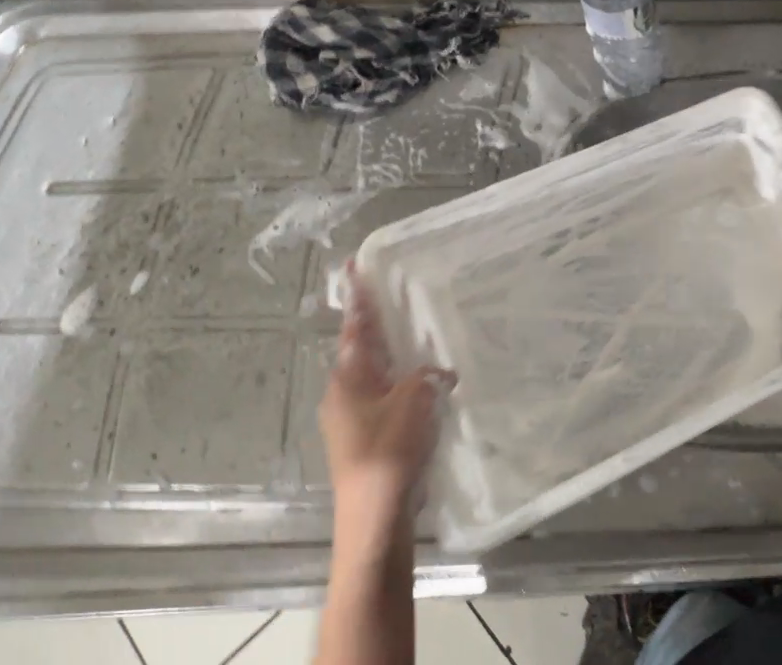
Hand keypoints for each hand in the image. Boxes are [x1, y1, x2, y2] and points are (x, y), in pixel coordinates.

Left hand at [320, 268, 453, 531]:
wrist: (375, 517)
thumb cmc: (389, 452)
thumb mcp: (415, 402)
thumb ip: (427, 377)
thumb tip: (438, 373)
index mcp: (348, 379)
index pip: (355, 327)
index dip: (358, 296)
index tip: (353, 265)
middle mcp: (344, 394)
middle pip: (363, 350)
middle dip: (378, 324)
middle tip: (397, 295)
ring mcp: (353, 419)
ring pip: (376, 375)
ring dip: (395, 356)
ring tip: (418, 336)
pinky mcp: (368, 439)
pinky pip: (387, 397)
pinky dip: (404, 384)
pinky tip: (428, 386)